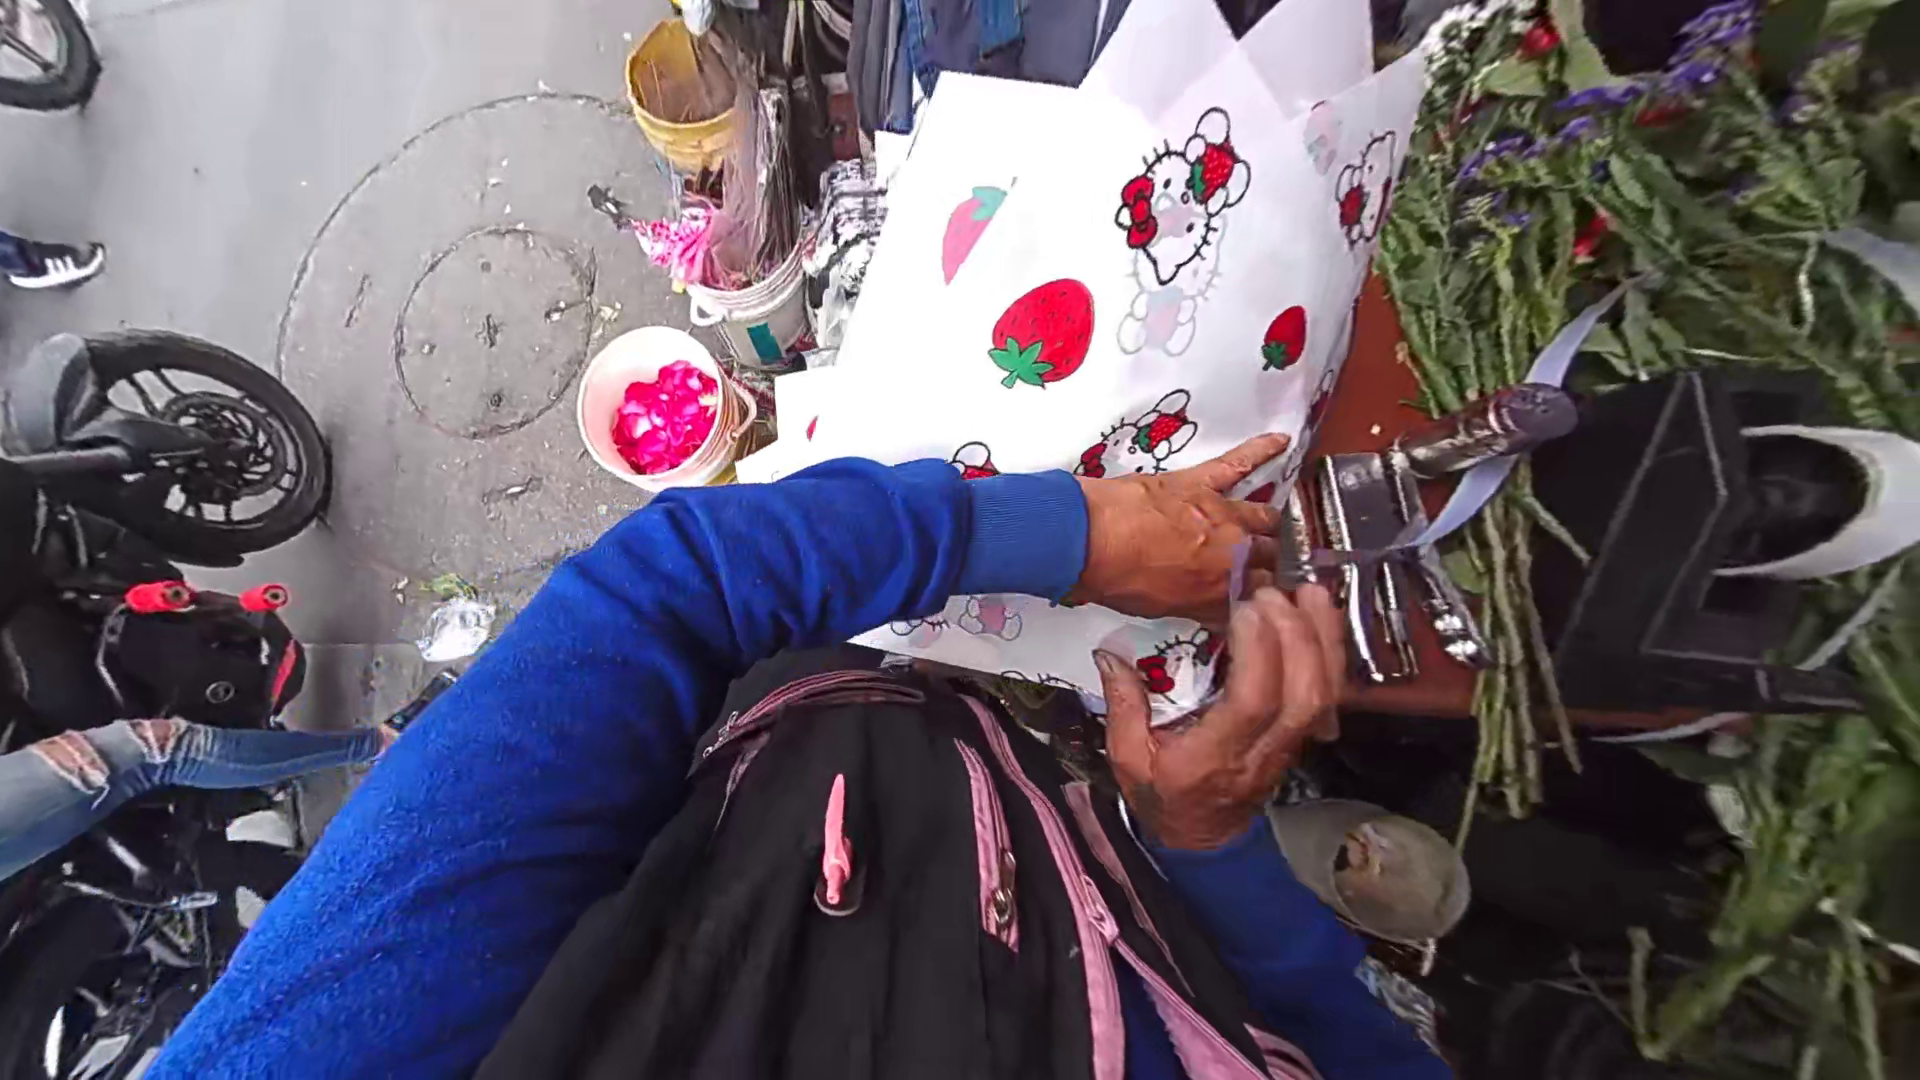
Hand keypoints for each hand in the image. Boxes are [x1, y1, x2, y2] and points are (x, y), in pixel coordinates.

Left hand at [1067, 434, 1288, 624]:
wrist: (1088, 540)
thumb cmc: (1116, 579)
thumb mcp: (1162, 608)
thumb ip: (1199, 606)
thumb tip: (1218, 609)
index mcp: (1222, 589)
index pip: (1261, 593)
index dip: (1264, 593)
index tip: (1266, 594)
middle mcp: (1233, 551)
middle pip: (1270, 554)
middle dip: (1273, 560)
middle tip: (1272, 562)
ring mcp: (1220, 514)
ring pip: (1265, 516)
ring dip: (1272, 523)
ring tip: (1282, 525)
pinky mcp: (1199, 483)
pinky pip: (1238, 462)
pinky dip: (1260, 450)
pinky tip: (1283, 440)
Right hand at [1096, 585, 1345, 849]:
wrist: (1203, 838)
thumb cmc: (1162, 794)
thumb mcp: (1127, 757)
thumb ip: (1122, 705)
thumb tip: (1109, 654)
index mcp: (1215, 755)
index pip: (1251, 704)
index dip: (1258, 654)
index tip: (1244, 609)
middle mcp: (1262, 750)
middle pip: (1302, 695)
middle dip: (1296, 636)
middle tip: (1273, 592)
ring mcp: (1289, 744)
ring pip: (1324, 694)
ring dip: (1323, 639)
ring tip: (1312, 591)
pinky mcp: (1299, 735)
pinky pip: (1328, 694)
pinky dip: (1330, 653)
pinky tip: (1321, 619)